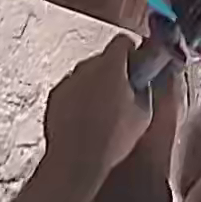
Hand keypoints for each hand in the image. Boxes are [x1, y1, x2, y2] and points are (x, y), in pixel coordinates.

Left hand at [43, 35, 151, 183]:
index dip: (132, 50)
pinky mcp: (55, 96)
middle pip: (104, 58)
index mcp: (110, 66)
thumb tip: (144, 82)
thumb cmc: (111, 138)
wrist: (76, 160)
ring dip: (95, 84)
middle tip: (123, 92)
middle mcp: (86, 67)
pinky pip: (71, 89)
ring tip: (104, 111)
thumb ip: (145, 89)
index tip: (136, 60)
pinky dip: (78, 98)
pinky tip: (86, 119)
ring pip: (86, 74)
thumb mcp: (143, 114)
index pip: (122, 41)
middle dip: (114, 70)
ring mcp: (68, 81)